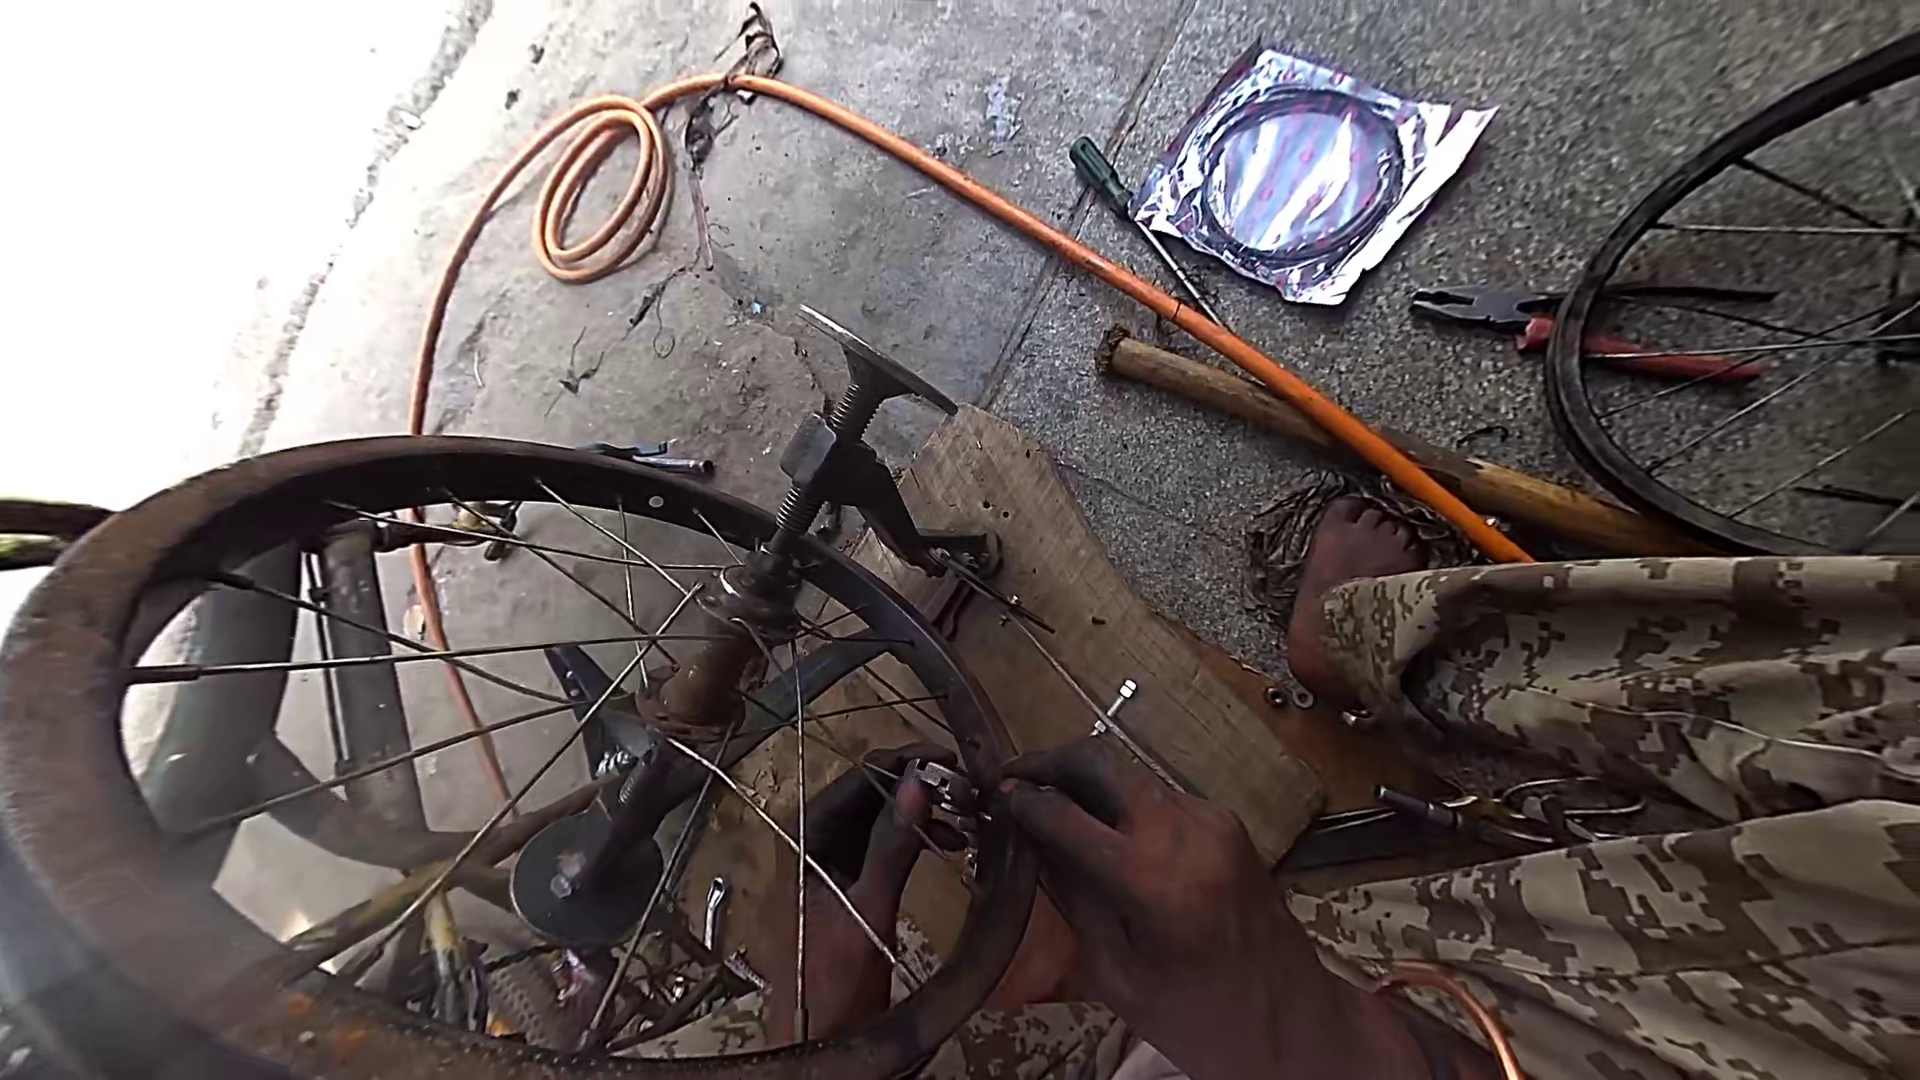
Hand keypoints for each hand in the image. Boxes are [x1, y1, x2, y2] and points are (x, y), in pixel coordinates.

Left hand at [766, 743, 948, 1041]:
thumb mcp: (868, 907)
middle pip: (872, 789)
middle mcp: (816, 831)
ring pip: (884, 812)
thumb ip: (891, 843)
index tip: (950, 760)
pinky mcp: (852, 871)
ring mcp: (834, 852)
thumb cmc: (831, 981)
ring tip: (964, 812)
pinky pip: (888, 838)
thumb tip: (918, 780)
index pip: (859, 776)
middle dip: (918, 785)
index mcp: (805, 831)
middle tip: (964, 786)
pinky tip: (952, 839)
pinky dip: (918, 835)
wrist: (821, 1046)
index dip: (905, 762)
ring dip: (923, 810)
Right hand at [1000, 739, 1437, 1079]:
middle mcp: (1183, 830)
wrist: (1300, 1025)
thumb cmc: (1198, 1019)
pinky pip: (1154, 790)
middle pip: (1101, 759)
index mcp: (1153, 882)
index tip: (997, 790)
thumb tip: (1028, 837)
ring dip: (1083, 773)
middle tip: (1015, 772)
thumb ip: (1069, 893)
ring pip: (1128, 768)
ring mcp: (1209, 815)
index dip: (1025, 798)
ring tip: (1049, 791)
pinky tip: (1102, 819)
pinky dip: (1118, 796)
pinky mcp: (1222, 815)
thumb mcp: (1115, 972)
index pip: (1068, 815)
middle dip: (1050, 759)